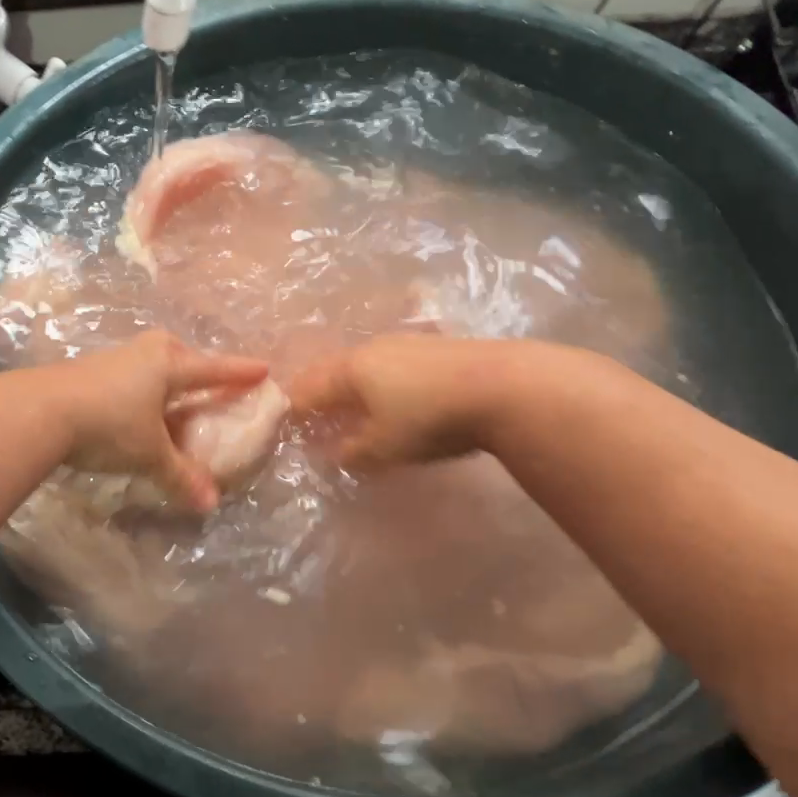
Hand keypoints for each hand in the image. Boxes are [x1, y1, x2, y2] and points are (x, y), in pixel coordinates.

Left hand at [33, 330, 267, 511]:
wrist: (40, 412)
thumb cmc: (108, 425)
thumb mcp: (149, 454)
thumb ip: (179, 475)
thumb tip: (210, 503)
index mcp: (167, 364)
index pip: (212, 369)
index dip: (238, 373)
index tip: (263, 369)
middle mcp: (141, 354)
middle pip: (176, 353)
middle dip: (192, 364)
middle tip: (203, 378)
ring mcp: (109, 360)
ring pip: (146, 364)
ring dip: (159, 378)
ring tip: (166, 396)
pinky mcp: (82, 373)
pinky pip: (123, 377)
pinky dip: (135, 391)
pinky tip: (128, 406)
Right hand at [288, 334, 590, 468]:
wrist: (510, 387)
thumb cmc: (429, 419)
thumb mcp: (381, 448)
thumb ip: (350, 452)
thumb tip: (334, 452)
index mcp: (348, 370)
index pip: (304, 390)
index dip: (292, 413)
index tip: (287, 433)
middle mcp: (372, 350)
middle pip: (331, 372)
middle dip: (318, 396)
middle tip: (313, 422)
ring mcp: (407, 345)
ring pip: (363, 368)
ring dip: (351, 391)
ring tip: (352, 415)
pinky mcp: (438, 349)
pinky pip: (391, 368)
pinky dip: (380, 387)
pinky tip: (392, 403)